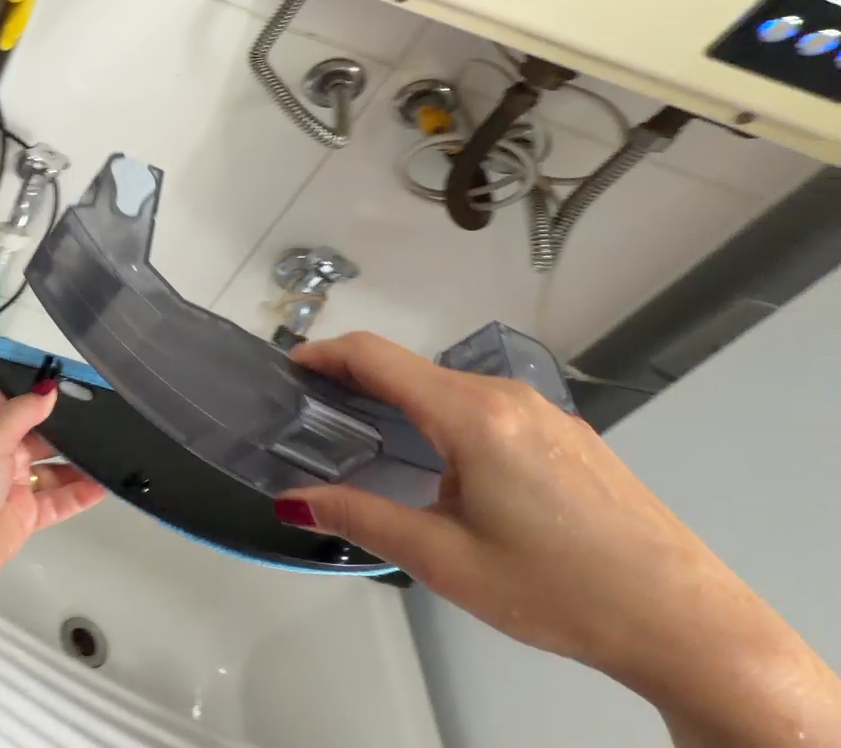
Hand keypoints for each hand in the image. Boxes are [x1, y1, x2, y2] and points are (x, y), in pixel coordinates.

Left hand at [0, 384, 103, 604]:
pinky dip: (78, 494)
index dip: (39, 390)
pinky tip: (104, 486)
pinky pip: (56, 501)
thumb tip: (49, 388)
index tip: (77, 381)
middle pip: (36, 433)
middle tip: (108, 414)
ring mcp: (9, 486)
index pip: (11, 400)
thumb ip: (21, 413)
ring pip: (51, 467)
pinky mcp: (23, 517)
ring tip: (115, 450)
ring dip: (78, 461)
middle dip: (65, 426)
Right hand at [276, 333, 840, 744]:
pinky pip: (485, 406)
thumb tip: (292, 503)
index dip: (322, 354)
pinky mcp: (568, 438)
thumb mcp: (442, 558)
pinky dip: (439, 415)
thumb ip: (357, 517)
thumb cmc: (562, 591)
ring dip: (398, 400)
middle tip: (313, 412)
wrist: (695, 629)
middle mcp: (509, 399)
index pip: (374, 356)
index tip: (287, 369)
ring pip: (448, 387)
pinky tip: (436, 462)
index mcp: (472, 416)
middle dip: (354, 380)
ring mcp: (545, 415)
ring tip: (366, 438)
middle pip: (409, 368)